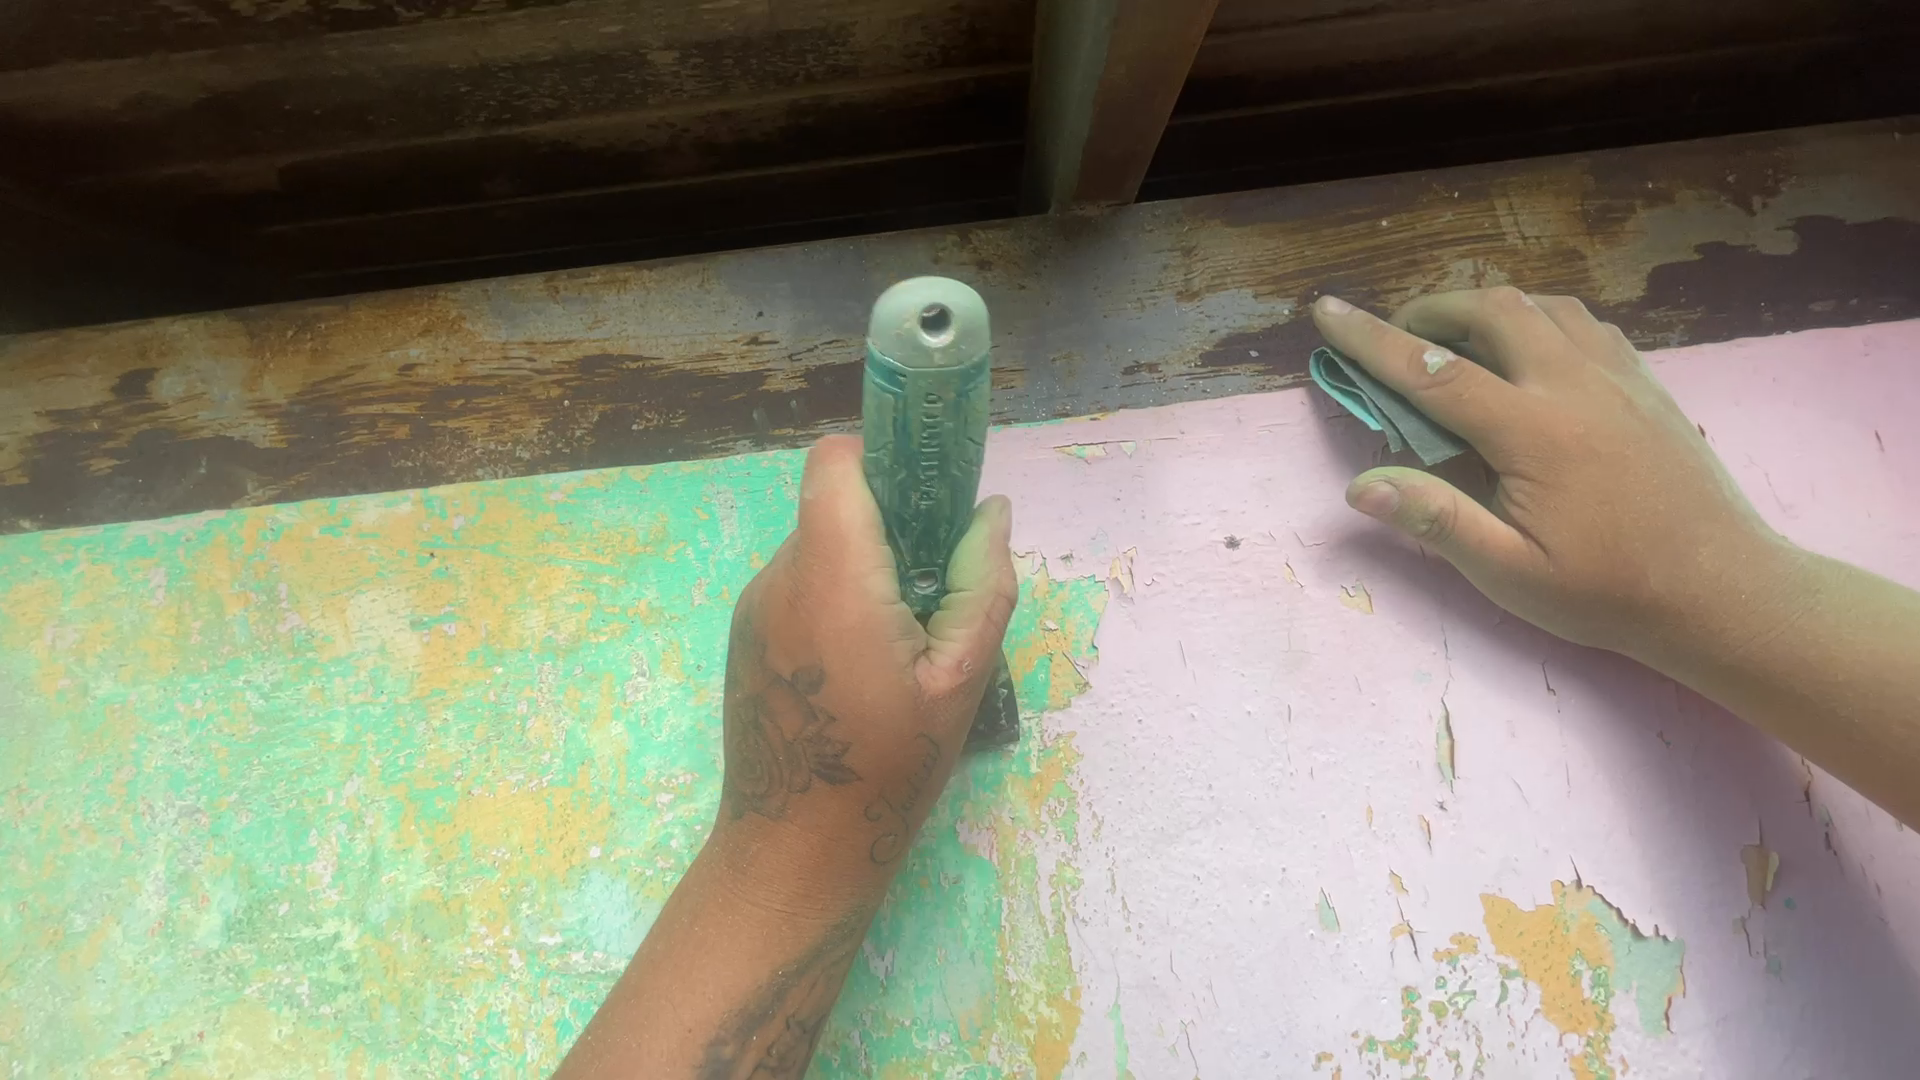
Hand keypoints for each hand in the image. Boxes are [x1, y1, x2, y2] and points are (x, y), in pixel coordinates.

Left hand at [706, 435, 1017, 915]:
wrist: (795, 850)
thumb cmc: (889, 766)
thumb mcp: (961, 678)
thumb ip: (984, 583)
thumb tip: (991, 512)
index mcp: (832, 575)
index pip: (835, 462)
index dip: (883, 460)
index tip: (927, 500)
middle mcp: (780, 577)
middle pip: (834, 506)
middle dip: (888, 525)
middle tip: (934, 586)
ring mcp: (754, 608)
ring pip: (819, 546)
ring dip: (866, 566)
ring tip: (903, 637)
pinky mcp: (747, 637)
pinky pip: (801, 584)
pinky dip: (838, 596)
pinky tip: (864, 662)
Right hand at [1311, 287, 1803, 666]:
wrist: (1724, 593)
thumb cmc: (1603, 590)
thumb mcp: (1507, 572)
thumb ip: (1436, 520)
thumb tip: (1359, 486)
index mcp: (1537, 433)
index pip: (1435, 372)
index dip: (1371, 340)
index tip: (1327, 310)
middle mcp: (1578, 387)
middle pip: (1496, 311)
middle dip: (1432, 312)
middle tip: (1395, 340)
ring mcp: (1620, 378)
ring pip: (1544, 306)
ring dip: (1484, 311)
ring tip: (1450, 344)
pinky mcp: (1643, 384)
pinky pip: (1581, 323)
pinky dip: (1533, 320)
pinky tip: (1519, 355)